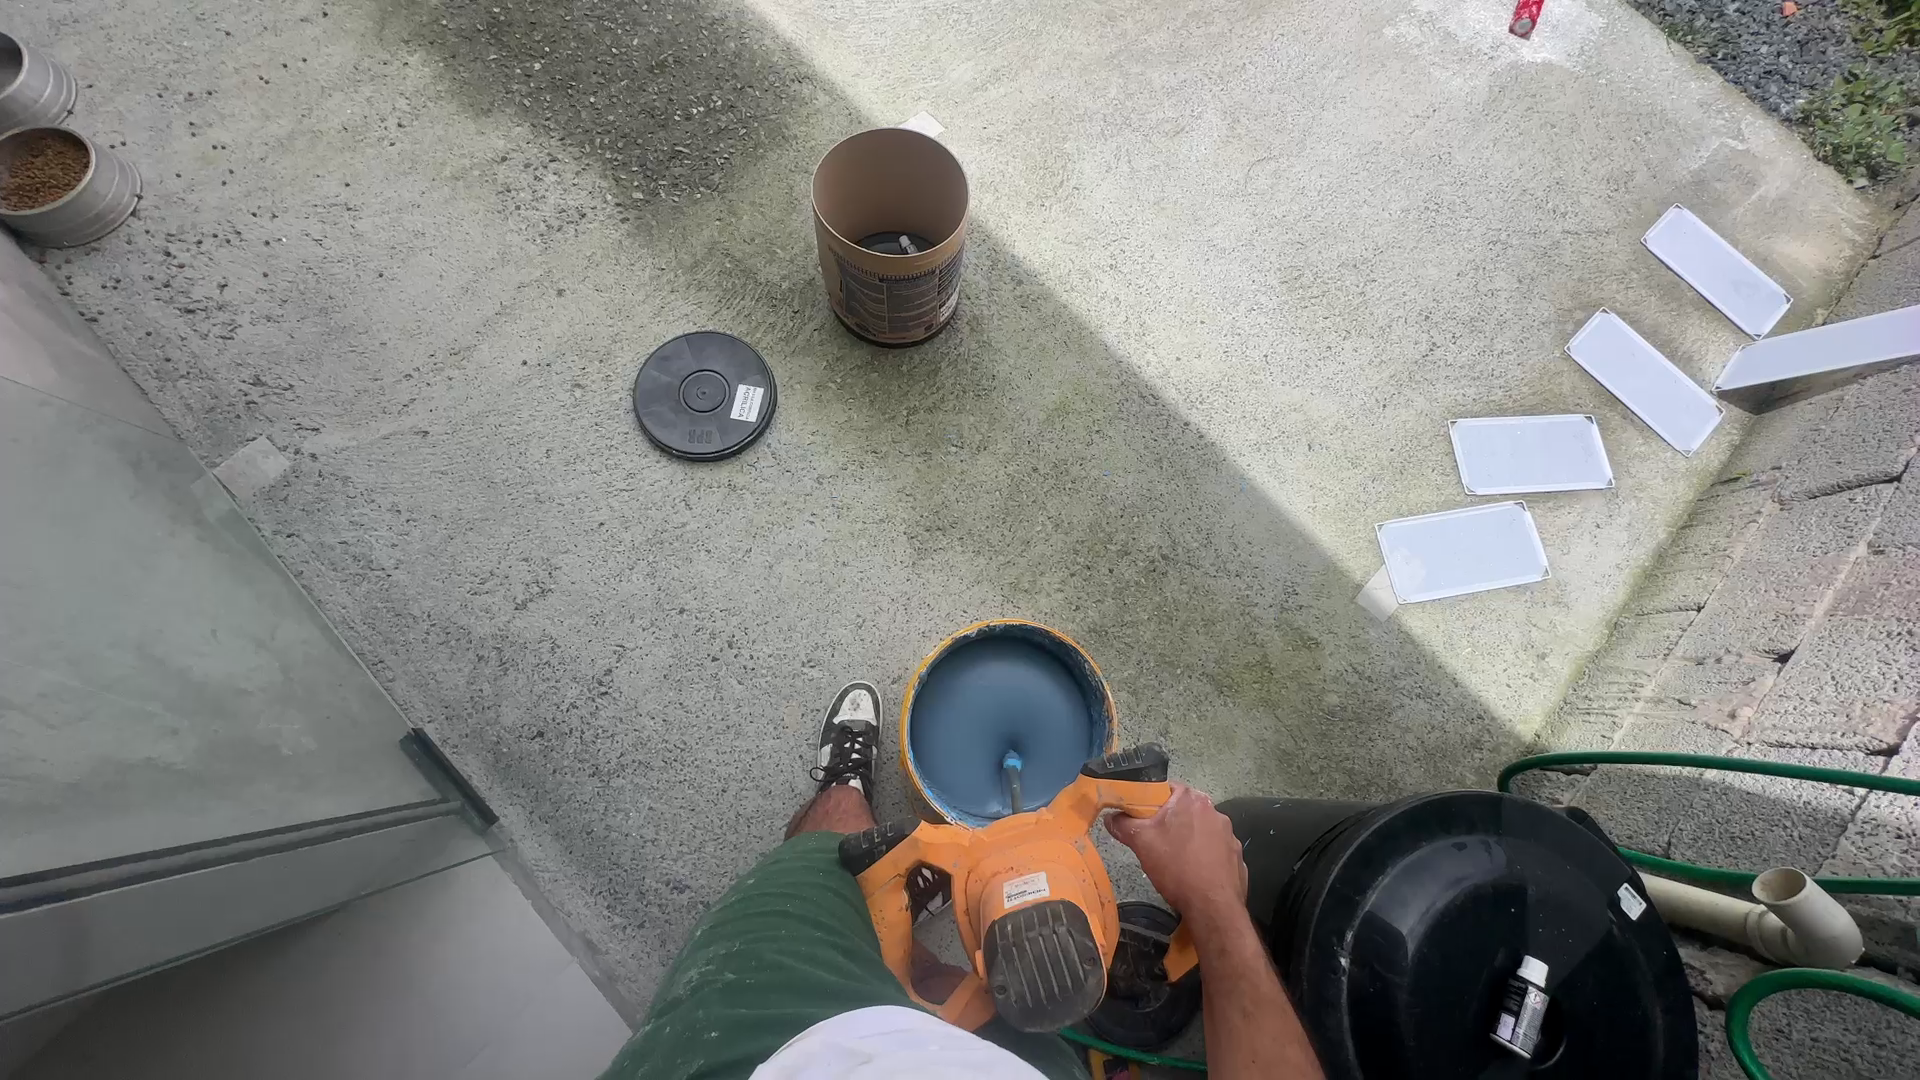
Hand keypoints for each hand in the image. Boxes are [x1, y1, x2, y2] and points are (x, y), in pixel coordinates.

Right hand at [1105, 782, 1246, 924]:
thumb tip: (1111, 818)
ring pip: (1201, 830)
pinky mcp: (1237, 857)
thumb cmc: (1176, 867)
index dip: (1151, 801)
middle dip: (1170, 822)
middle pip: (1185, 809)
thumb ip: (1122, 824)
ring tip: (1175, 861)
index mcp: (1192, 799)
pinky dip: (1205, 858)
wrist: (1212, 908)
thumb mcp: (1141, 842)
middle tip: (1155, 840)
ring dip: (1189, 839)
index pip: (1166, 788)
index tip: (1142, 817)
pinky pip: (1216, 851)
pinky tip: (1195, 874)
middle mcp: (1215, 811)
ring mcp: (1230, 835)